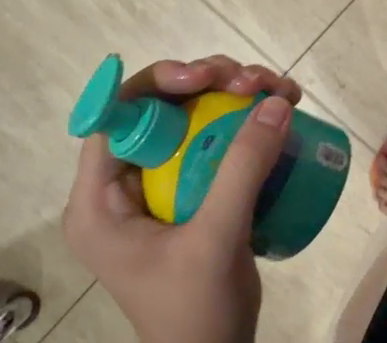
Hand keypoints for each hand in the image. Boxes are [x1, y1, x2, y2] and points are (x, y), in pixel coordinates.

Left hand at [63, 56, 301, 342]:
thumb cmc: (195, 309)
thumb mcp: (216, 239)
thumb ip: (241, 170)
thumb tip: (275, 101)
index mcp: (101, 200)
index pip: (115, 118)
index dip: (158, 83)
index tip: (209, 76)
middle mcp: (127, 183)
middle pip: (163, 105)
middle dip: (212, 80)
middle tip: (257, 82)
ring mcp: (165, 183)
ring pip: (196, 112)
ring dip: (238, 91)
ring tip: (282, 91)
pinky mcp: (198, 187)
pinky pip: (220, 133)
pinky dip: (251, 112)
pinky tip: (285, 105)